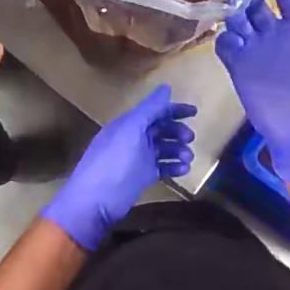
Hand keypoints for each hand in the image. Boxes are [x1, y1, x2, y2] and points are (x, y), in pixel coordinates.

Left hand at [41, 84, 196, 249]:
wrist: (94, 202)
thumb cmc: (113, 163)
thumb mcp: (131, 131)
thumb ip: (149, 109)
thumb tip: (166, 87)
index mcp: (128, 124)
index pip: (154, 111)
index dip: (174, 110)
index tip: (195, 113)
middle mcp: (133, 138)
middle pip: (160, 129)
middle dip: (177, 132)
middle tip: (189, 139)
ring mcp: (137, 159)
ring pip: (163, 149)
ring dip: (177, 150)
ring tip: (187, 159)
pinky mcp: (141, 177)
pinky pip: (162, 167)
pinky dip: (173, 167)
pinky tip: (183, 170)